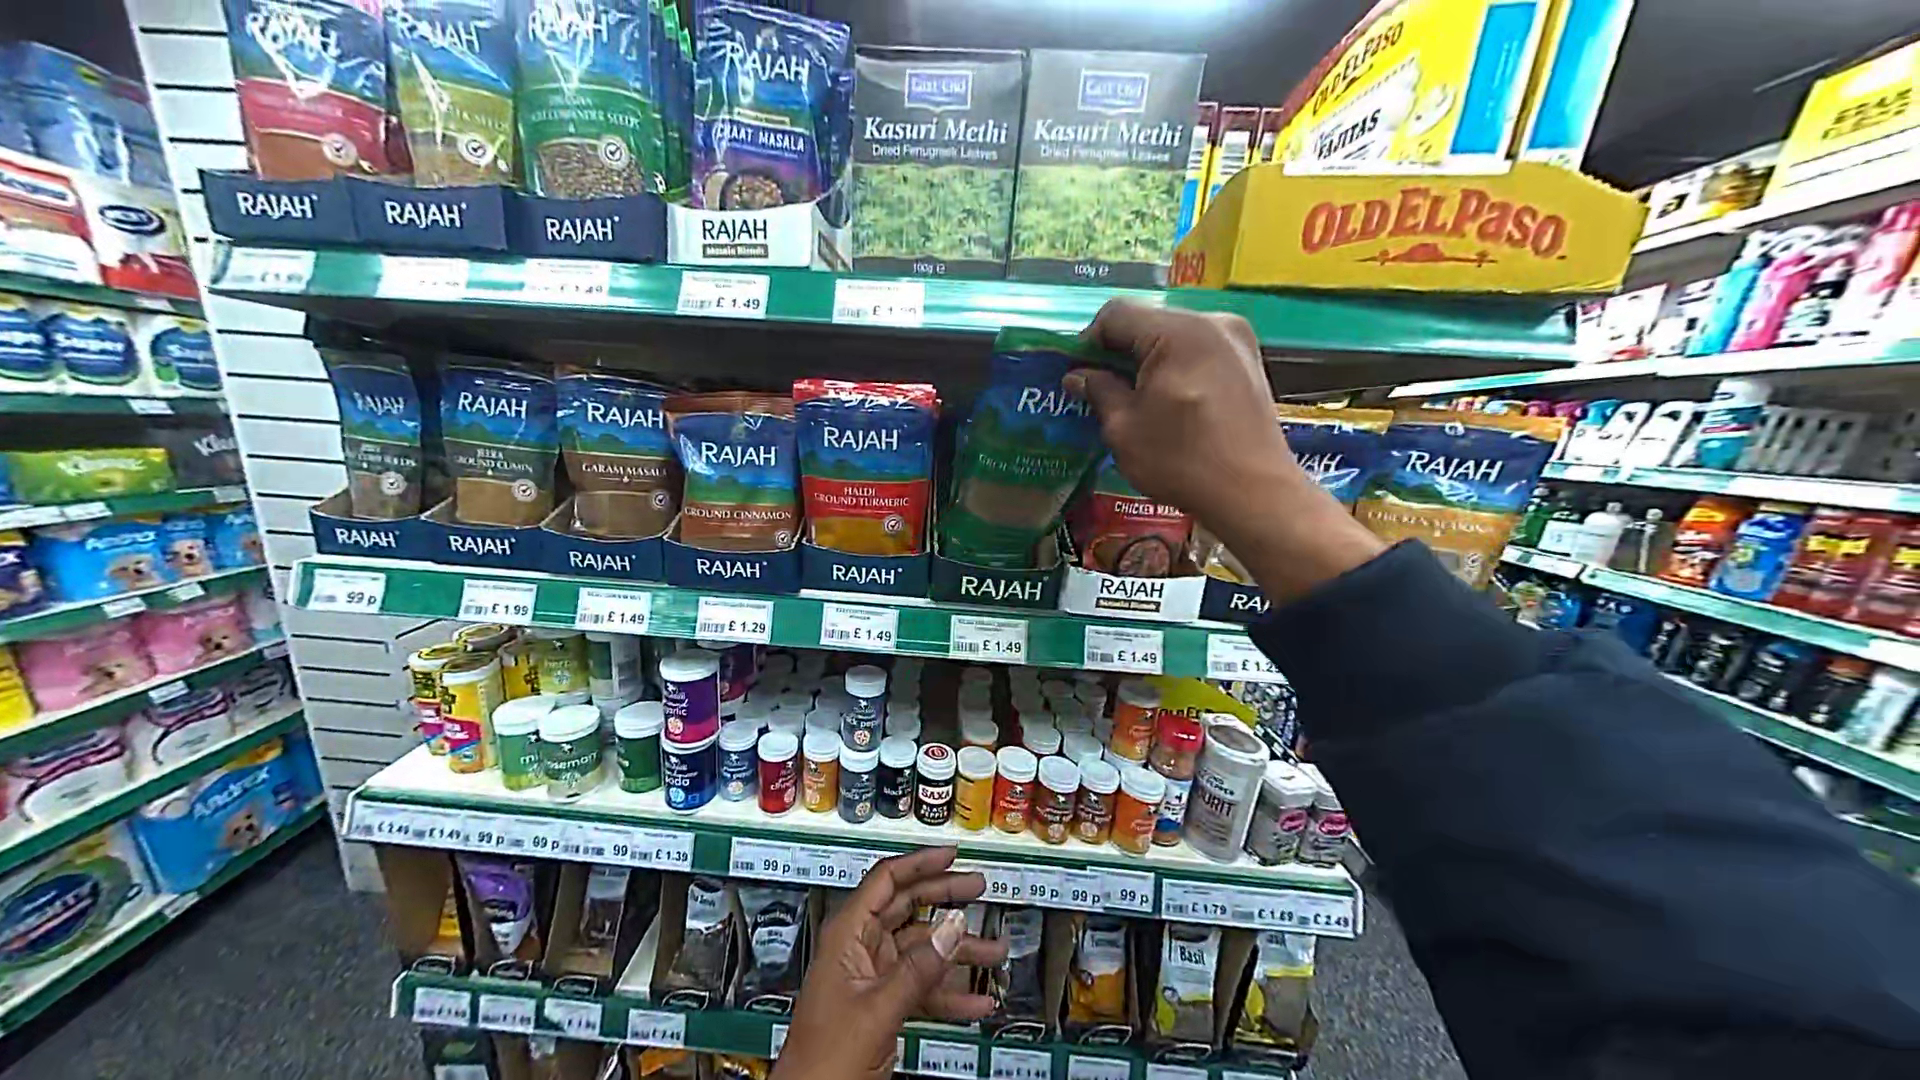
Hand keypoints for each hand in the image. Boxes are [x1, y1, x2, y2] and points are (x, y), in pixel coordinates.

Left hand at [771, 848, 1006, 1079]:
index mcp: (848, 934)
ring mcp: (873, 977)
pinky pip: (923, 988)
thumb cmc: (825, 1060)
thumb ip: (918, 968)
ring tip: (995, 951)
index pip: (886, 880)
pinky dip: (950, 994)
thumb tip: (954, 926)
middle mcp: (860, 947)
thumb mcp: (876, 1010)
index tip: (952, 854)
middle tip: (980, 888)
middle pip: (909, 907)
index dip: (920, 862)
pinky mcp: (883, 1006)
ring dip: (959, 953)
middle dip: (947, 898)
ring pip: (923, 950)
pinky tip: (978, 1003)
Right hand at [1069, 300, 1385, 601]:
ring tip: (1132, 398)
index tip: (1077, 375)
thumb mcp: (1125, 429)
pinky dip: (1173, 366)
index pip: (1116, 314)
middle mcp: (1212, 322)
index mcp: (1178, 332)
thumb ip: (1098, 391)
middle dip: (1117, 351)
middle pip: (1147, 321)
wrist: (1254, 493)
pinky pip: (1197, 350)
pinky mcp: (1247, 361)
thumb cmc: (1182, 461)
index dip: (1088, 341)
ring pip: (1172, 335)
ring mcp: (1236, 339)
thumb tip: (1077, 376)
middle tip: (1099, 388)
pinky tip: (1164, 400)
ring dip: (1145, 359)